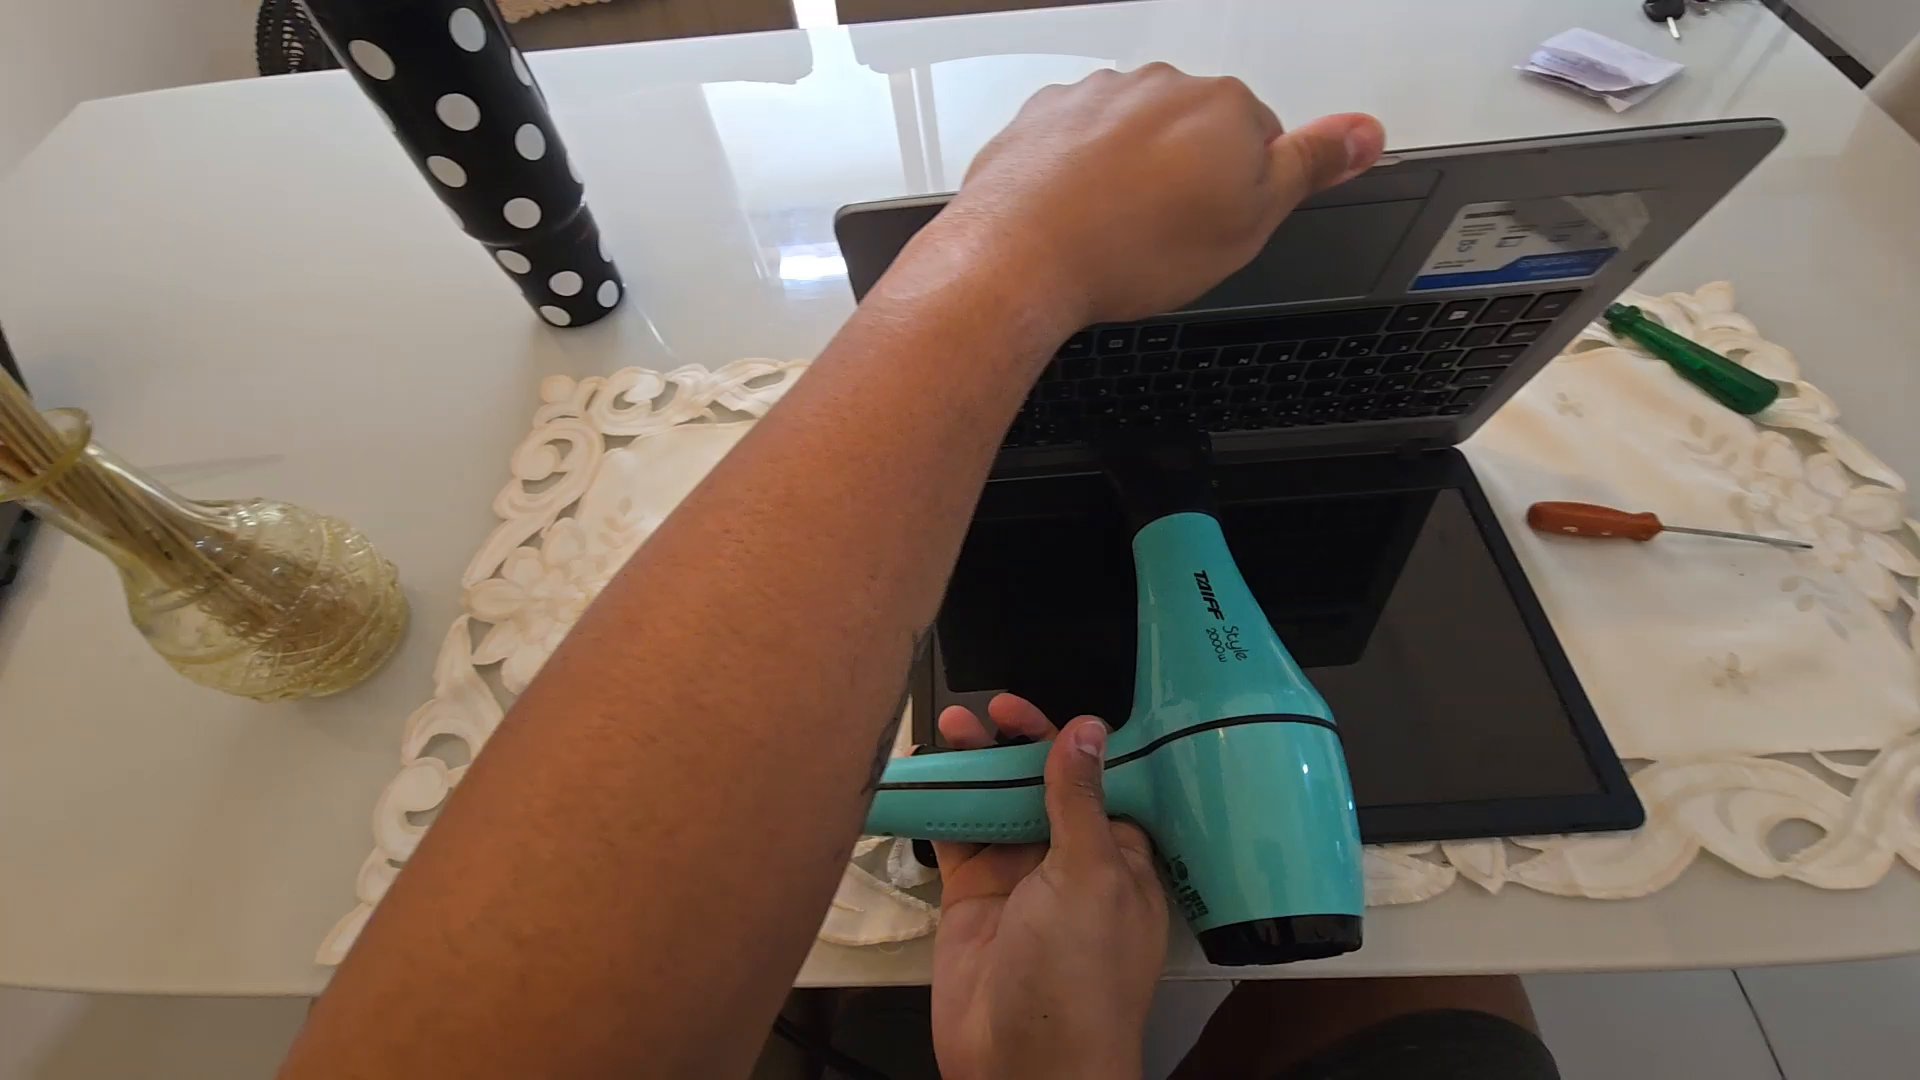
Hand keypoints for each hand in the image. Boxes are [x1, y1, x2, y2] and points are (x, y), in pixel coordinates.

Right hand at [929, 694, 1167, 1079]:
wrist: (1020, 1067)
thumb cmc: (1078, 971)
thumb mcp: (1090, 875)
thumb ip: (1080, 798)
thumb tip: (1089, 728)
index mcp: (1116, 855)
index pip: (1095, 781)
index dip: (1068, 741)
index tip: (1034, 712)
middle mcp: (1068, 859)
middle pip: (1040, 784)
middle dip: (1016, 744)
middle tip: (991, 709)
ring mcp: (1018, 875)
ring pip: (996, 802)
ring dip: (976, 764)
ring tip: (952, 725)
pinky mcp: (974, 892)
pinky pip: (958, 835)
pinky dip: (942, 802)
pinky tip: (926, 769)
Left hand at [935, 64, 1384, 326]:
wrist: (1024, 258)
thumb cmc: (1128, 250)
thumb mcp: (1246, 225)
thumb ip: (1308, 170)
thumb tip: (1364, 135)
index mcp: (1224, 108)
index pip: (1259, 139)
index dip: (1239, 191)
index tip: (1215, 223)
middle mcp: (1161, 87)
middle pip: (1191, 132)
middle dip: (1183, 177)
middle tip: (1161, 236)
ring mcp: (1096, 99)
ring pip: (1129, 135)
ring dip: (1127, 173)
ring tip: (1111, 231)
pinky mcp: (1044, 119)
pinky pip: (1073, 145)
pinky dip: (1075, 174)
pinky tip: (1071, 214)